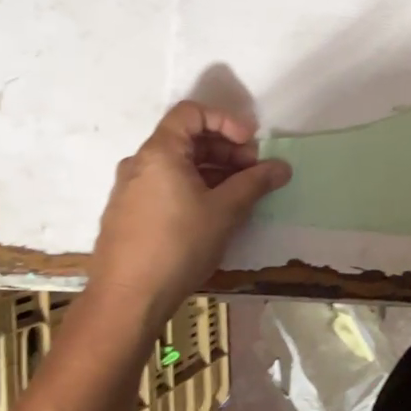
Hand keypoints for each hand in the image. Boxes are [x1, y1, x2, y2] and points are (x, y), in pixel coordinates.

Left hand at [87, 101, 291, 306]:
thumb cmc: (178, 245)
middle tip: (254, 172)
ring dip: (213, 171)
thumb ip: (255, 183)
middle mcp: (140, 163)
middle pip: (186, 139)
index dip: (226, 121)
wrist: (127, 298)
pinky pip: (166, 186)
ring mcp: (130, 189)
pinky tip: (213, 214)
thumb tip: (282, 166)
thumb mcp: (225, 211)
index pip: (191, 113)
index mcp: (160, 152)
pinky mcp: (129, 213)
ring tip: (240, 195)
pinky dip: (194, 187)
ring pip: (178, 165)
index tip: (251, 144)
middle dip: (225, 150)